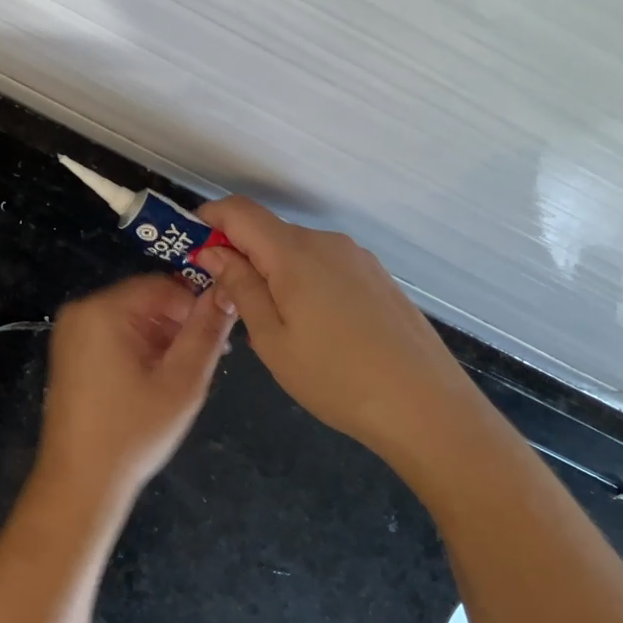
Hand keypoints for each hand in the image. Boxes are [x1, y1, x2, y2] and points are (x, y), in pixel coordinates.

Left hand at [36, 275, 238, 499]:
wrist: (80, 479)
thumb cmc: (133, 431)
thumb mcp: (181, 382)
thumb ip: (206, 333)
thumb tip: (226, 293)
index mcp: (102, 310)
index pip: (161, 285)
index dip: (194, 306)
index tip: (218, 340)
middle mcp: (80, 310)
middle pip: (144, 299)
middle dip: (177, 325)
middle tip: (202, 364)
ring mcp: (70, 331)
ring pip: (130, 318)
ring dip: (160, 339)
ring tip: (179, 377)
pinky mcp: (69, 352)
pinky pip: (112, 334)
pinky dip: (138, 348)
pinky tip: (153, 381)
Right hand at [192, 196, 482, 464]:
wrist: (431, 412)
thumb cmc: (338, 378)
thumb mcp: (272, 339)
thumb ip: (240, 287)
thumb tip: (214, 252)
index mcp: (295, 252)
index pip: (238, 210)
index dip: (209, 220)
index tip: (191, 250)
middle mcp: (327, 244)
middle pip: (268, 231)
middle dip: (239, 254)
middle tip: (226, 300)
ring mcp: (359, 260)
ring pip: (297, 251)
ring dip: (272, 272)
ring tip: (273, 325)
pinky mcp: (379, 280)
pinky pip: (325, 267)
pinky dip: (303, 283)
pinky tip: (315, 331)